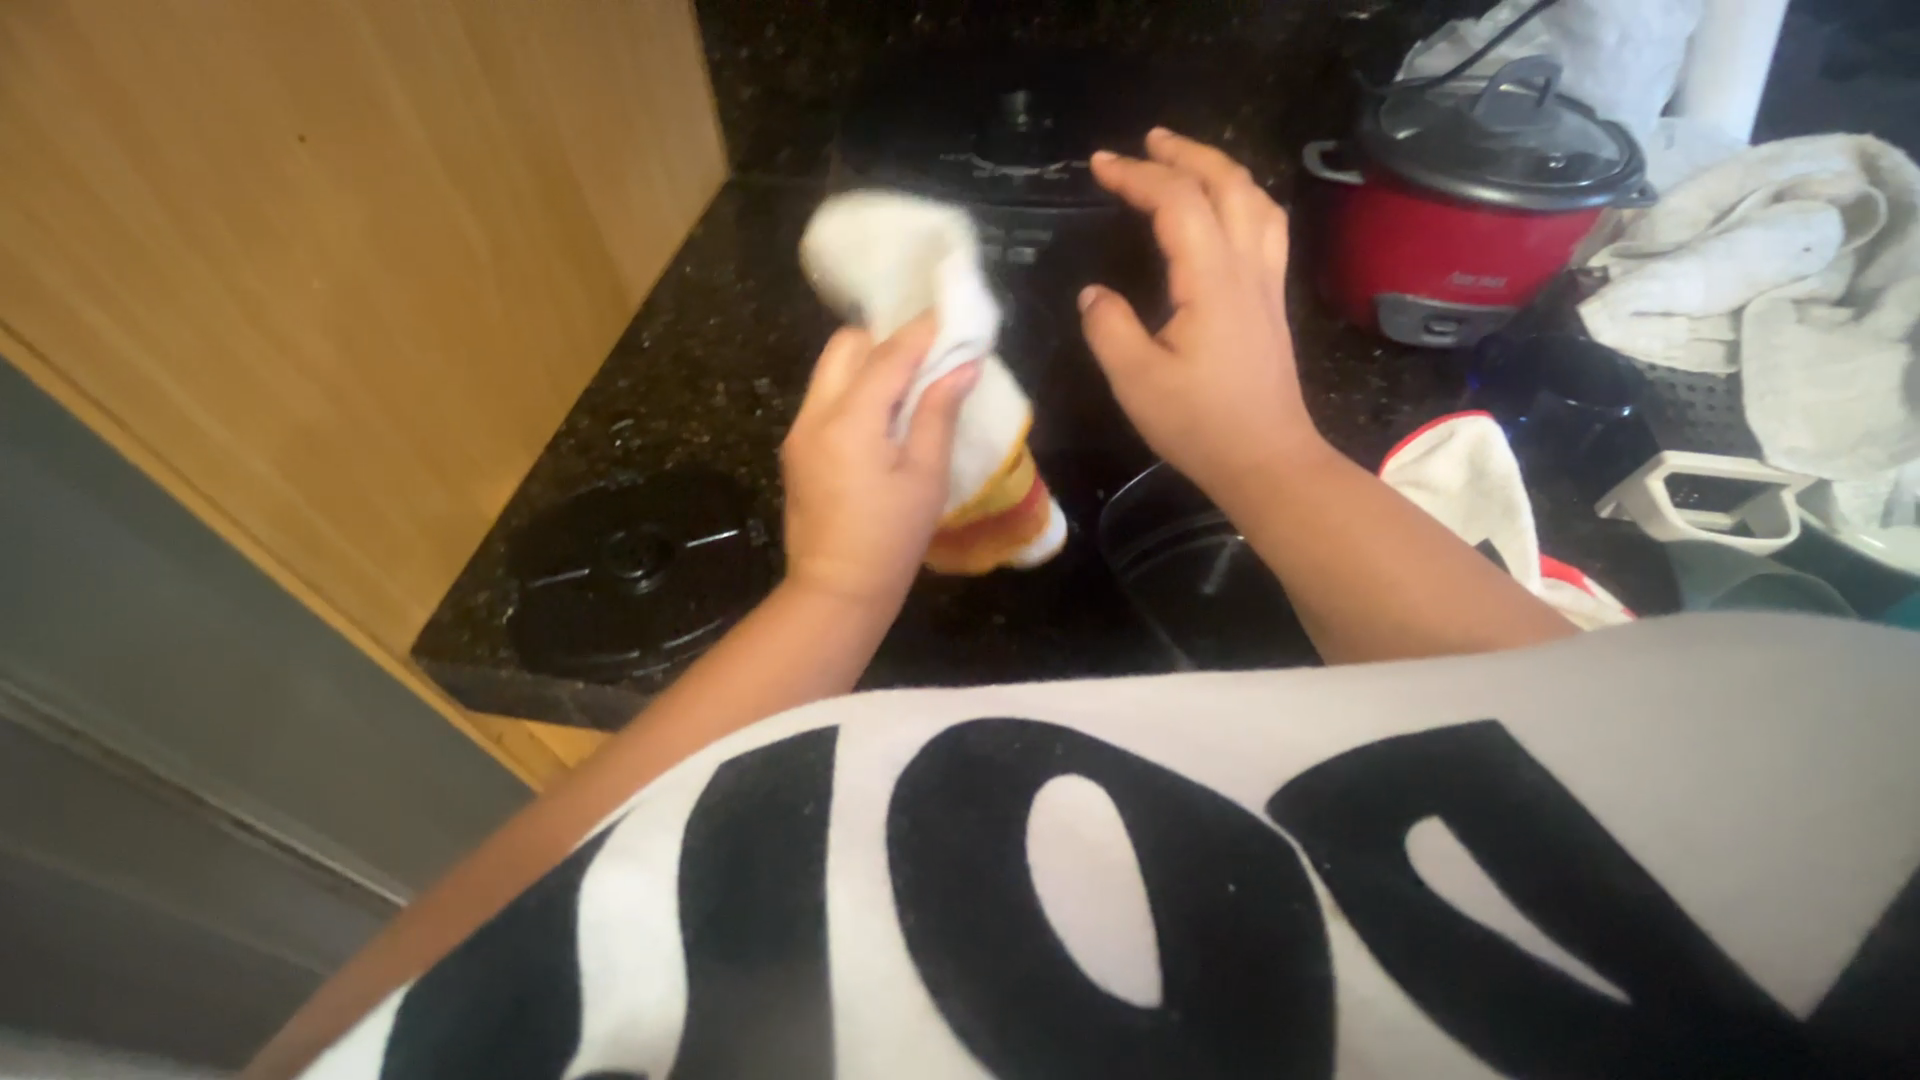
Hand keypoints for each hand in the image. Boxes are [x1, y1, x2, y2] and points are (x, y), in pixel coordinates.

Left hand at [780, 315, 980, 607]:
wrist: (836, 590)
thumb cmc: (891, 539)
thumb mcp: (925, 477)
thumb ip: (938, 413)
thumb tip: (962, 365)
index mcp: (850, 421)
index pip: (888, 356)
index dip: (921, 332)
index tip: (950, 317)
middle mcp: (814, 415)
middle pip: (845, 348)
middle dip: (885, 341)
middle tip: (925, 358)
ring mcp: (798, 432)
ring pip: (830, 372)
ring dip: (867, 366)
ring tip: (907, 388)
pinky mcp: (796, 450)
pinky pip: (824, 400)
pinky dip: (853, 392)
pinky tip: (882, 418)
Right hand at [1079, 128, 1332, 499]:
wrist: (1266, 459)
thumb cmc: (1199, 424)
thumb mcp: (1136, 381)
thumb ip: (1109, 328)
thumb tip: (1094, 294)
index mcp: (1211, 280)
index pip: (1177, 203)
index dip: (1137, 175)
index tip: (1099, 165)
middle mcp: (1246, 267)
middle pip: (1227, 183)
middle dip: (1184, 153)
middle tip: (1145, 142)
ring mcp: (1267, 282)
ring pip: (1255, 200)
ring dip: (1219, 169)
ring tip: (1185, 161)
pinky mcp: (1272, 302)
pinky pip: (1266, 226)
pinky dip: (1243, 199)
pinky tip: (1228, 209)